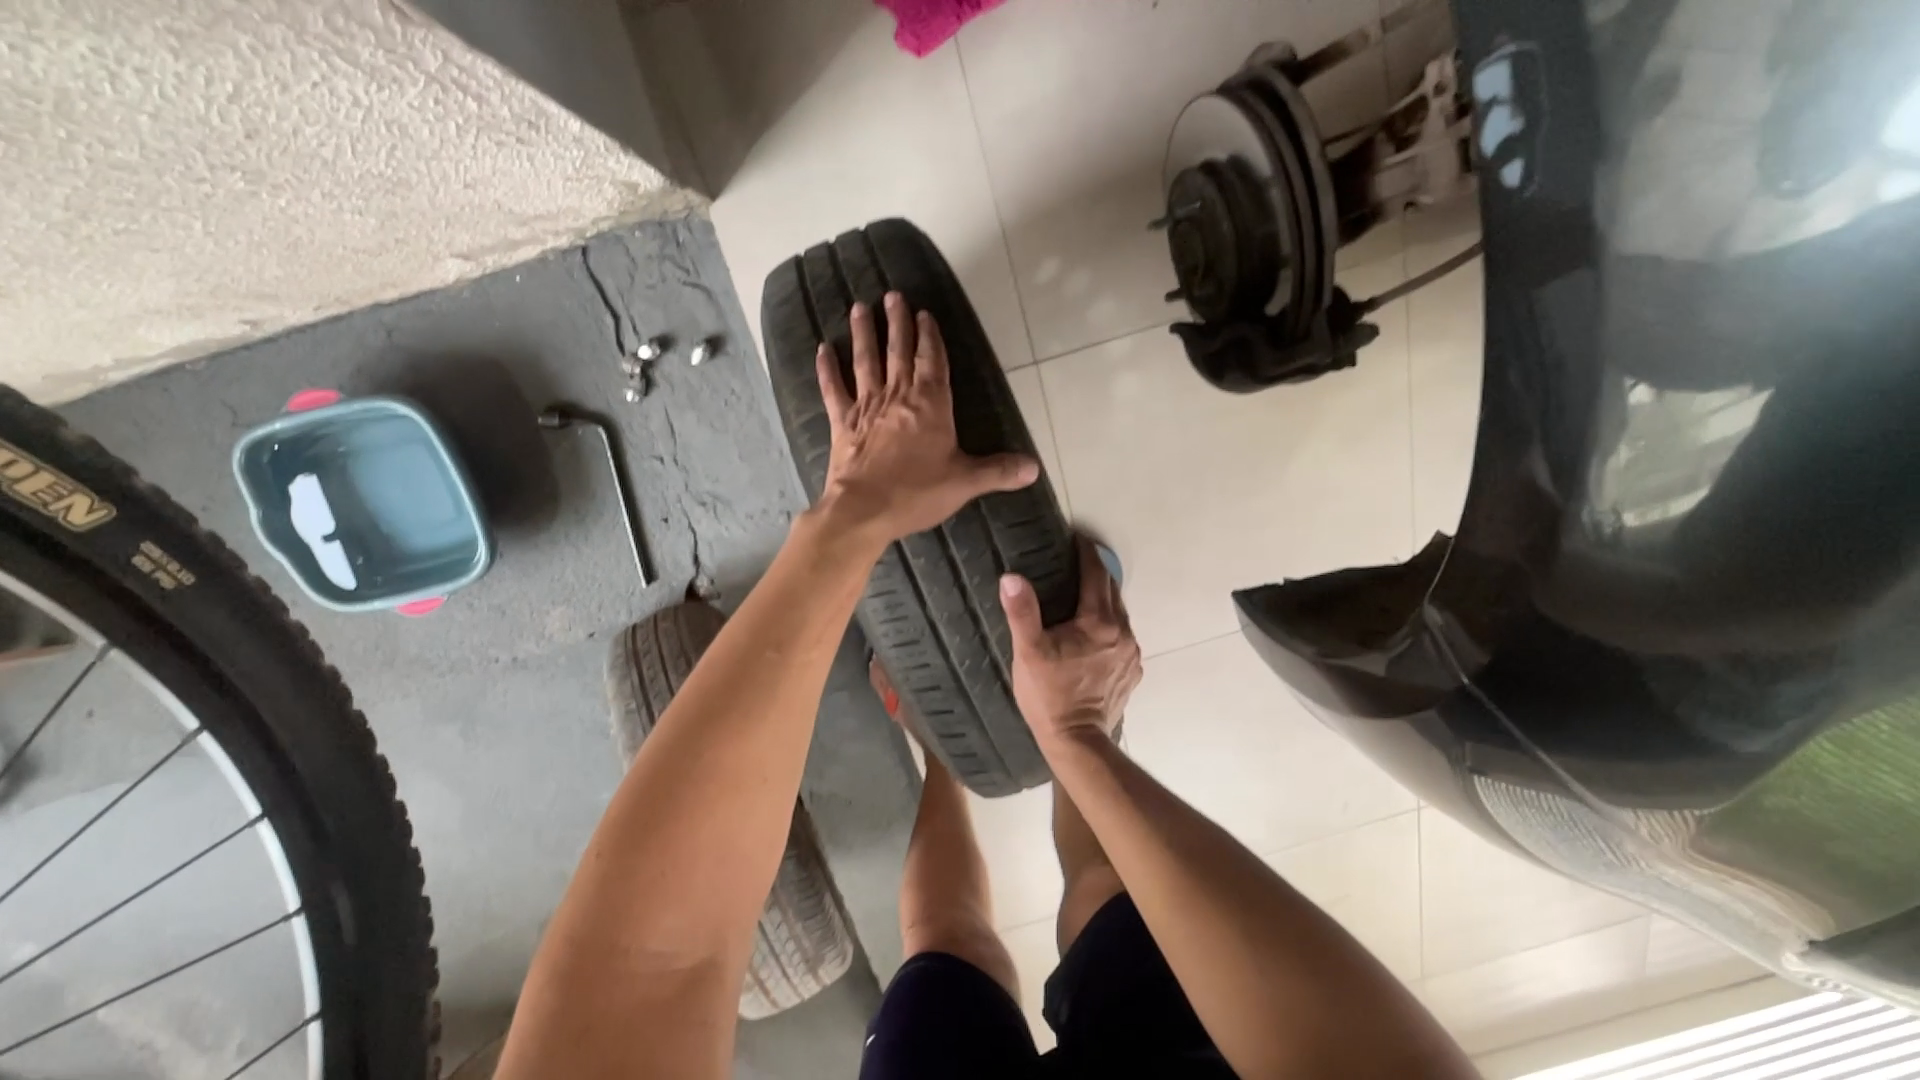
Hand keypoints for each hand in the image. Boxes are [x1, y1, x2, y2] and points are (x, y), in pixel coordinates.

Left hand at [813, 293, 1038, 543]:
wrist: (863, 510)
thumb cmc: (916, 492)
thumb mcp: (965, 482)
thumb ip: (998, 471)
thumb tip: (1034, 469)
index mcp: (931, 405)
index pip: (932, 361)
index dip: (929, 336)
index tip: (924, 313)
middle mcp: (898, 397)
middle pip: (898, 352)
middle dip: (897, 322)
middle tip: (892, 296)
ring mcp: (866, 408)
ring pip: (865, 361)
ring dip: (863, 334)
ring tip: (859, 307)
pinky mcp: (842, 424)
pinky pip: (833, 390)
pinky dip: (826, 369)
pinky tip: (822, 349)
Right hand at [999, 536, 1142, 748]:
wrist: (1077, 741)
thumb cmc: (1049, 696)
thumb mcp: (1029, 652)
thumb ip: (1022, 612)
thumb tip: (1011, 578)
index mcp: (1099, 622)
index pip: (1096, 575)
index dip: (1086, 553)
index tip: (1076, 538)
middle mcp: (1123, 632)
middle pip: (1111, 591)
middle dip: (1095, 573)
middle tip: (1075, 561)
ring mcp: (1131, 654)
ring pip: (1119, 614)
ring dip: (1103, 600)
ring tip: (1082, 594)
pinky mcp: (1131, 672)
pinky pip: (1122, 637)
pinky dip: (1109, 626)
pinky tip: (1093, 633)